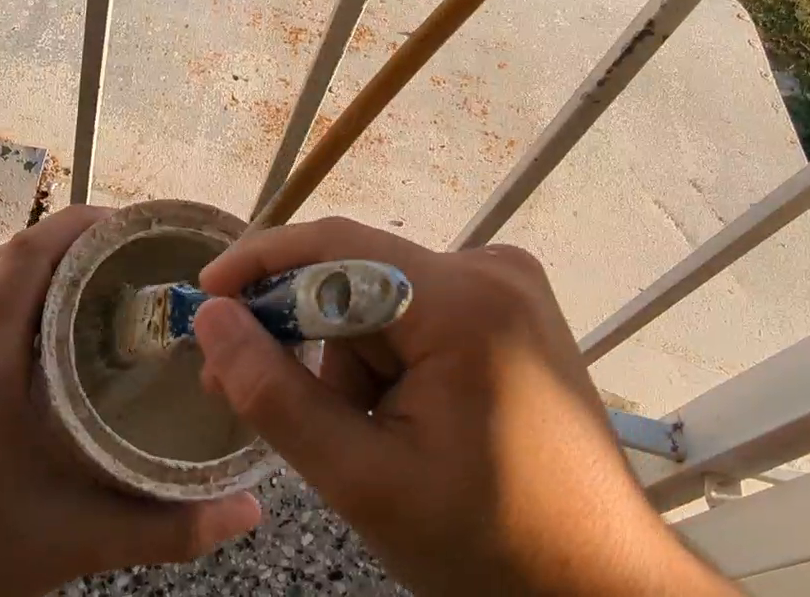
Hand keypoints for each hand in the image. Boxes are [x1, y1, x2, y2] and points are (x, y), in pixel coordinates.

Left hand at [0, 205, 259, 596]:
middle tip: (124, 251)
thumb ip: (169, 526)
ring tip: (88, 274)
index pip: (27, 255)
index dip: (76, 225)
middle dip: (66, 238)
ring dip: (34, 259)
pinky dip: (7, 284)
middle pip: (8, 253)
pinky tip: (40, 317)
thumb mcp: (78, 540)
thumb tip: (247, 509)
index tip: (128, 227)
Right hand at [192, 218, 736, 596]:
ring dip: (342, 359)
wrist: (606, 594)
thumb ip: (274, 394)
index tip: (203, 299)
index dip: (258, 264)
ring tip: (346, 436)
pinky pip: (411, 313)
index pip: (334, 247)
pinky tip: (386, 418)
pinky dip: (379, 359)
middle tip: (242, 387)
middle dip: (298, 333)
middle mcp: (490, 270)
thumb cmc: (489, 546)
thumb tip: (210, 317)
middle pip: (354, 278)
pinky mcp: (508, 312)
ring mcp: (506, 288)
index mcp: (463, 300)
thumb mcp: (362, 478)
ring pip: (377, 301)